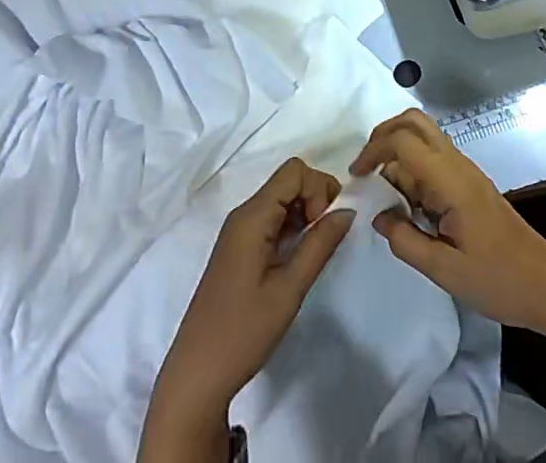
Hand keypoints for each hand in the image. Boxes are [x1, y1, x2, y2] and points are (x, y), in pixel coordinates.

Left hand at [151, 158, 355, 413]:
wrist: (198, 374)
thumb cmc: (244, 331)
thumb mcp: (290, 289)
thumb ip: (320, 244)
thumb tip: (347, 211)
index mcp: (251, 217)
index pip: (294, 171)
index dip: (318, 188)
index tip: (324, 226)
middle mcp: (243, 215)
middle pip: (289, 181)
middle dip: (316, 198)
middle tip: (324, 239)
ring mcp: (239, 232)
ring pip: (282, 200)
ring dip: (306, 215)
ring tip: (314, 252)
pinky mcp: (240, 249)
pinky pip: (273, 221)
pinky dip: (293, 229)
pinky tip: (299, 258)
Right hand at [350, 109, 545, 328]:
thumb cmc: (498, 280)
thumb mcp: (443, 270)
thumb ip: (404, 240)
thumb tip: (379, 216)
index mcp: (451, 181)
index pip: (404, 140)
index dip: (374, 150)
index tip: (357, 178)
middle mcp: (458, 166)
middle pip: (414, 122)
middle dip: (382, 137)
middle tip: (365, 171)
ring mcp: (464, 172)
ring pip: (422, 139)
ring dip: (396, 157)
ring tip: (383, 197)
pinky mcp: (467, 184)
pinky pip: (432, 162)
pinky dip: (410, 172)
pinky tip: (405, 207)